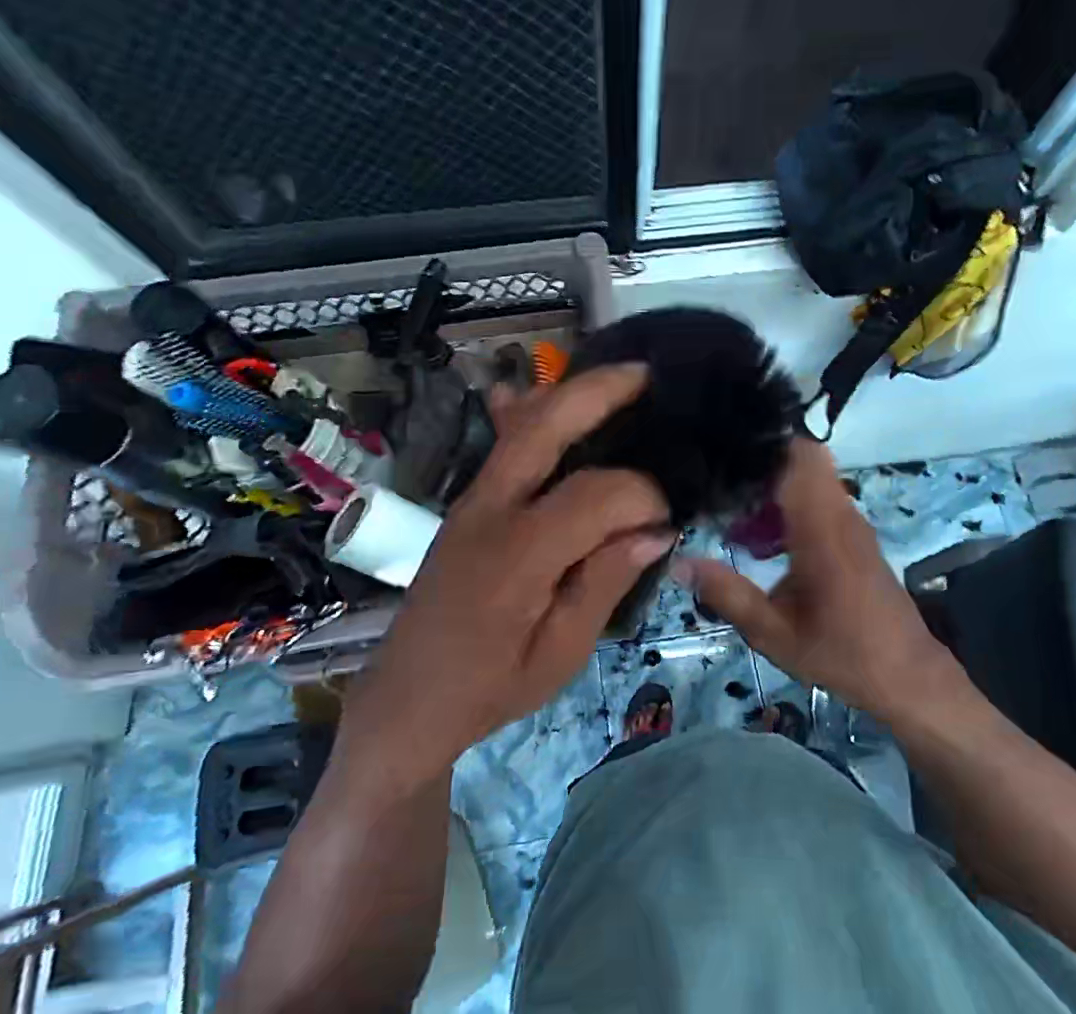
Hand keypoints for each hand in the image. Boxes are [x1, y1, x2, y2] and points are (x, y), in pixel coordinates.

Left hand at [345, 365, 673, 771]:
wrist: (407, 698)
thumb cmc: (490, 687)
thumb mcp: (561, 653)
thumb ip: (605, 584)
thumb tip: (655, 531)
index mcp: (518, 555)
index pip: (596, 496)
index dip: (643, 497)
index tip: (669, 519)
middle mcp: (490, 511)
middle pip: (544, 427)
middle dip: (598, 392)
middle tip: (648, 376)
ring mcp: (471, 502)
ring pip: (519, 426)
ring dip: (567, 394)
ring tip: (613, 380)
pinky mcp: (466, 506)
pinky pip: (500, 446)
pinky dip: (524, 413)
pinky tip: (530, 393)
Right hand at [678, 439, 964, 724]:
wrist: (905, 672)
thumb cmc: (840, 653)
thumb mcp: (773, 632)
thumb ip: (727, 593)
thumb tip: (680, 563)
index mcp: (821, 530)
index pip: (799, 457)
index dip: (764, 446)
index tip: (724, 456)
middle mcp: (841, 515)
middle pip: (803, 460)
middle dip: (762, 466)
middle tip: (722, 488)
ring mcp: (853, 523)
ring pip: (812, 479)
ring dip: (776, 488)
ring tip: (737, 514)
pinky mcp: (856, 536)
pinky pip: (820, 500)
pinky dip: (792, 505)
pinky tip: (766, 539)